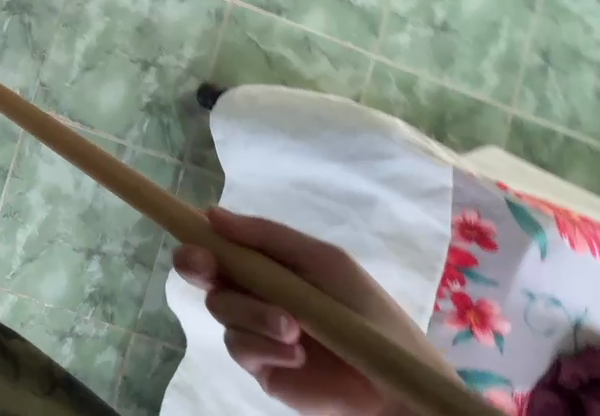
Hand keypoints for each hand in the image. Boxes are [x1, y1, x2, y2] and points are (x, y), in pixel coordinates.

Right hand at [174, 208, 448, 415]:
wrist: (403, 386)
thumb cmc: (370, 315)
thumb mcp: (326, 262)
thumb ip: (268, 236)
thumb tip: (209, 213)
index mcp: (263, 266)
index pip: (215, 245)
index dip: (197, 240)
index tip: (196, 242)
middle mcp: (250, 294)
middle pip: (201, 274)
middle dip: (196, 266)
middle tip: (207, 269)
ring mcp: (253, 331)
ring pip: (220, 308)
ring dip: (250, 313)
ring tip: (291, 329)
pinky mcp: (261, 367)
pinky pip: (240, 347)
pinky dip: (263, 346)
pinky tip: (296, 353)